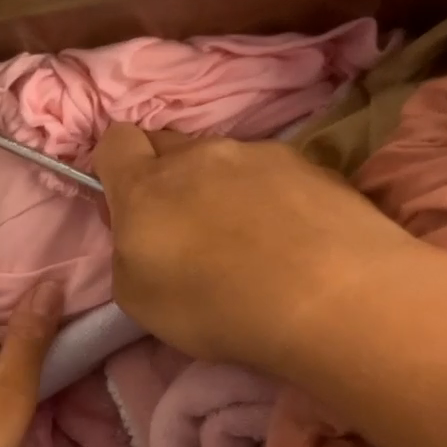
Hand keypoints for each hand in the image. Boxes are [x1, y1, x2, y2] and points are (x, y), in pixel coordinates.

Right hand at [94, 124, 424, 368]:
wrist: (331, 298)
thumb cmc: (212, 305)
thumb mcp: (136, 296)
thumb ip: (127, 251)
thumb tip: (141, 232)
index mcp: (145, 186)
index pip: (115, 141)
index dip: (115, 166)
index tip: (123, 203)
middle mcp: (200, 155)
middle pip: (169, 145)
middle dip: (165, 176)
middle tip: (180, 227)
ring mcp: (261, 154)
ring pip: (224, 160)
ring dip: (220, 188)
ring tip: (245, 241)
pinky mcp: (315, 166)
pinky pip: (274, 174)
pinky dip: (270, 199)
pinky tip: (287, 241)